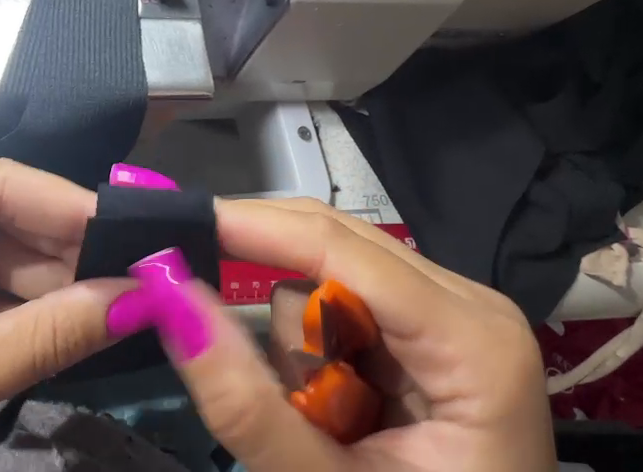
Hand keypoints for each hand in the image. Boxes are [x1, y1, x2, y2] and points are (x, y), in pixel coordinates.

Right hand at [138, 197, 554, 471]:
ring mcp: (456, 311)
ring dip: (299, 335)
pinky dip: (315, 340)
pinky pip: (346, 295)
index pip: (338, 247)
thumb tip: (173, 298)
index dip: (253, 225)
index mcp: (469, 341)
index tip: (178, 220)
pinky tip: (340, 404)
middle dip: (283, 309)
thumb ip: (248, 404)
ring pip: (331, 270)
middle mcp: (469, 305)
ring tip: (327, 421)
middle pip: (333, 246)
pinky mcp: (436, 325)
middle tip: (248, 359)